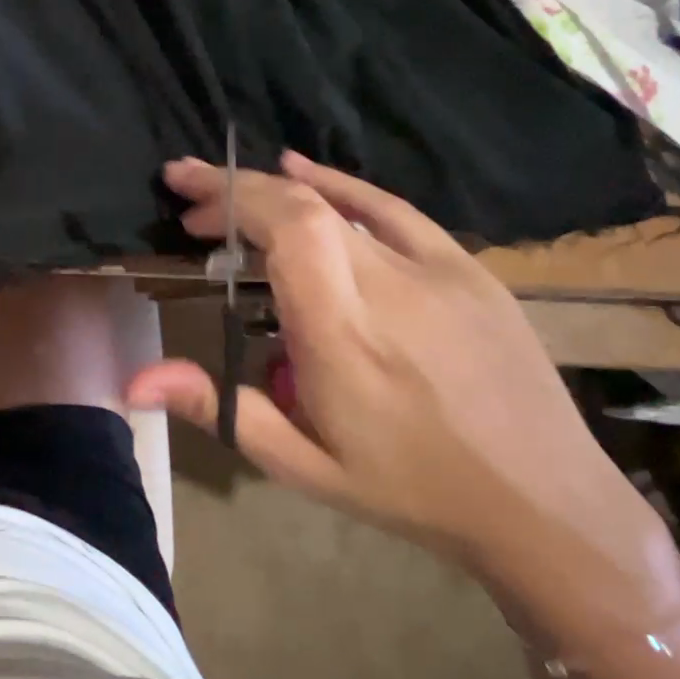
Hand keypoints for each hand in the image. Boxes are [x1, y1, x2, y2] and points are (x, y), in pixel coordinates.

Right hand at [126, 153, 666, 581]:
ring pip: (345, 205)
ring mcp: (441, 274)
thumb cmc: (406, 487)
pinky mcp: (470, 273)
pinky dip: (343, 185)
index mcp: (345, 335)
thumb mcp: (300, 463)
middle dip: (237, 193)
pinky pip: (397, 212)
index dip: (233, 196)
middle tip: (190, 207)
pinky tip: (304, 172)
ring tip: (231, 195)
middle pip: (307, 207)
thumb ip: (217, 408)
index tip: (183, 191)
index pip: (291, 230)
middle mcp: (393, 289)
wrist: (546, 507)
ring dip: (277, 191)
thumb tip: (133, 381)